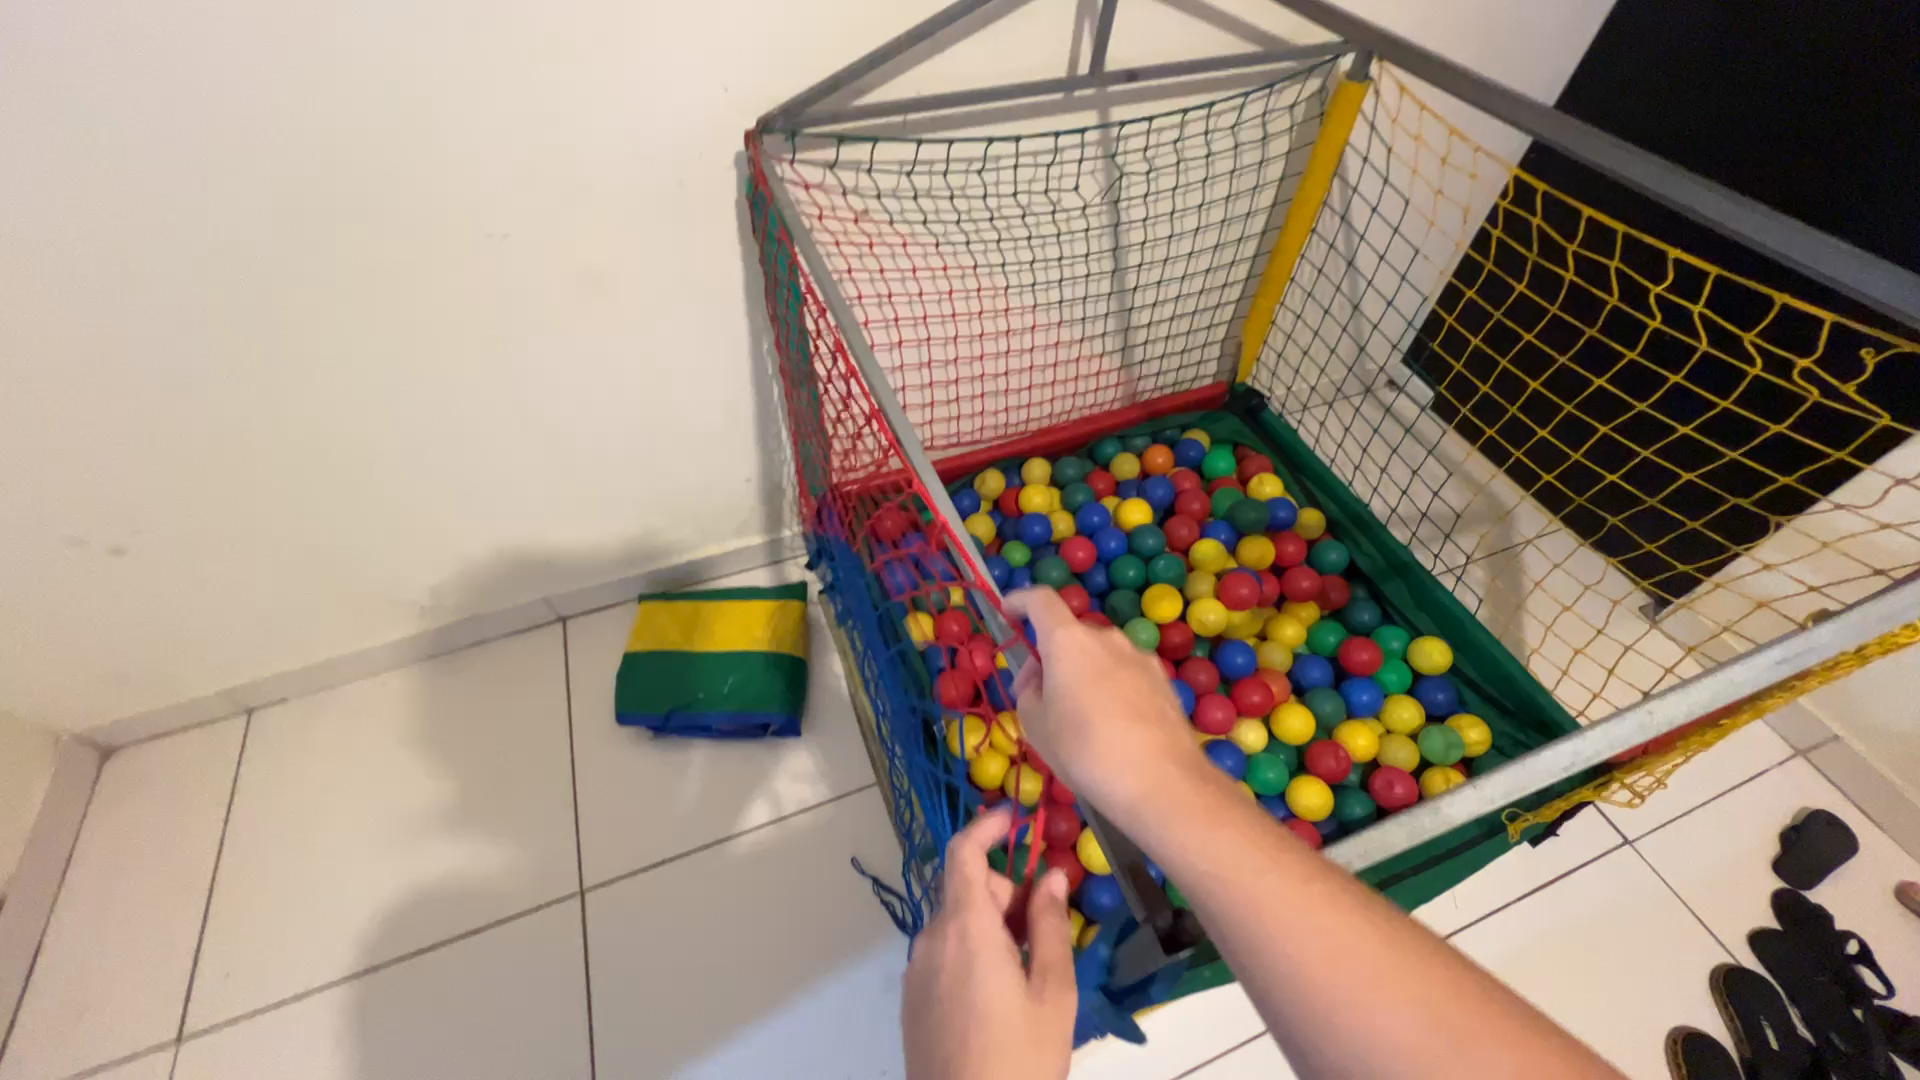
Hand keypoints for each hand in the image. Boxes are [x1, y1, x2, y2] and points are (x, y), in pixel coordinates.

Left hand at [902, 805, 1075, 1079]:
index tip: (1014, 816)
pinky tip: (998, 996)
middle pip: (966, 889)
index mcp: (965, 927)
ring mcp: (916, 970)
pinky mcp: (912, 999)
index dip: (988, 825)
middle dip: (1005, 892)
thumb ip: (1051, 925)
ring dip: (990, 924)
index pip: (964, 851)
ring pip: (956, 922)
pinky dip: (971, 949)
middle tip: (1043, 929)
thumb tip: (1051, 876)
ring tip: (1027, 972)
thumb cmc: (1020, 1058)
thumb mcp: (1052, 992)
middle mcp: (931, 938)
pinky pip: (944, 952)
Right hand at [1001, 588, 1200, 809]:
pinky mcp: (1163, 680)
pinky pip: (1125, 674)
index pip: (1040, 600)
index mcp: (1068, 640)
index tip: (1007, 613)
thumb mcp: (1035, 725)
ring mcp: (1139, 657)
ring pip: (1100, 655)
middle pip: (1071, 634)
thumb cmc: (1084, 752)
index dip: (1019, 601)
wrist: (1161, 783)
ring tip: (1082, 719)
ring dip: (1084, 673)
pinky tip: (1115, 727)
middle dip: (1052, 656)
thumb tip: (1039, 676)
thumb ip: (1028, 690)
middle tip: (1041, 696)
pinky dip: (1111, 687)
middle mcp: (1106, 637)